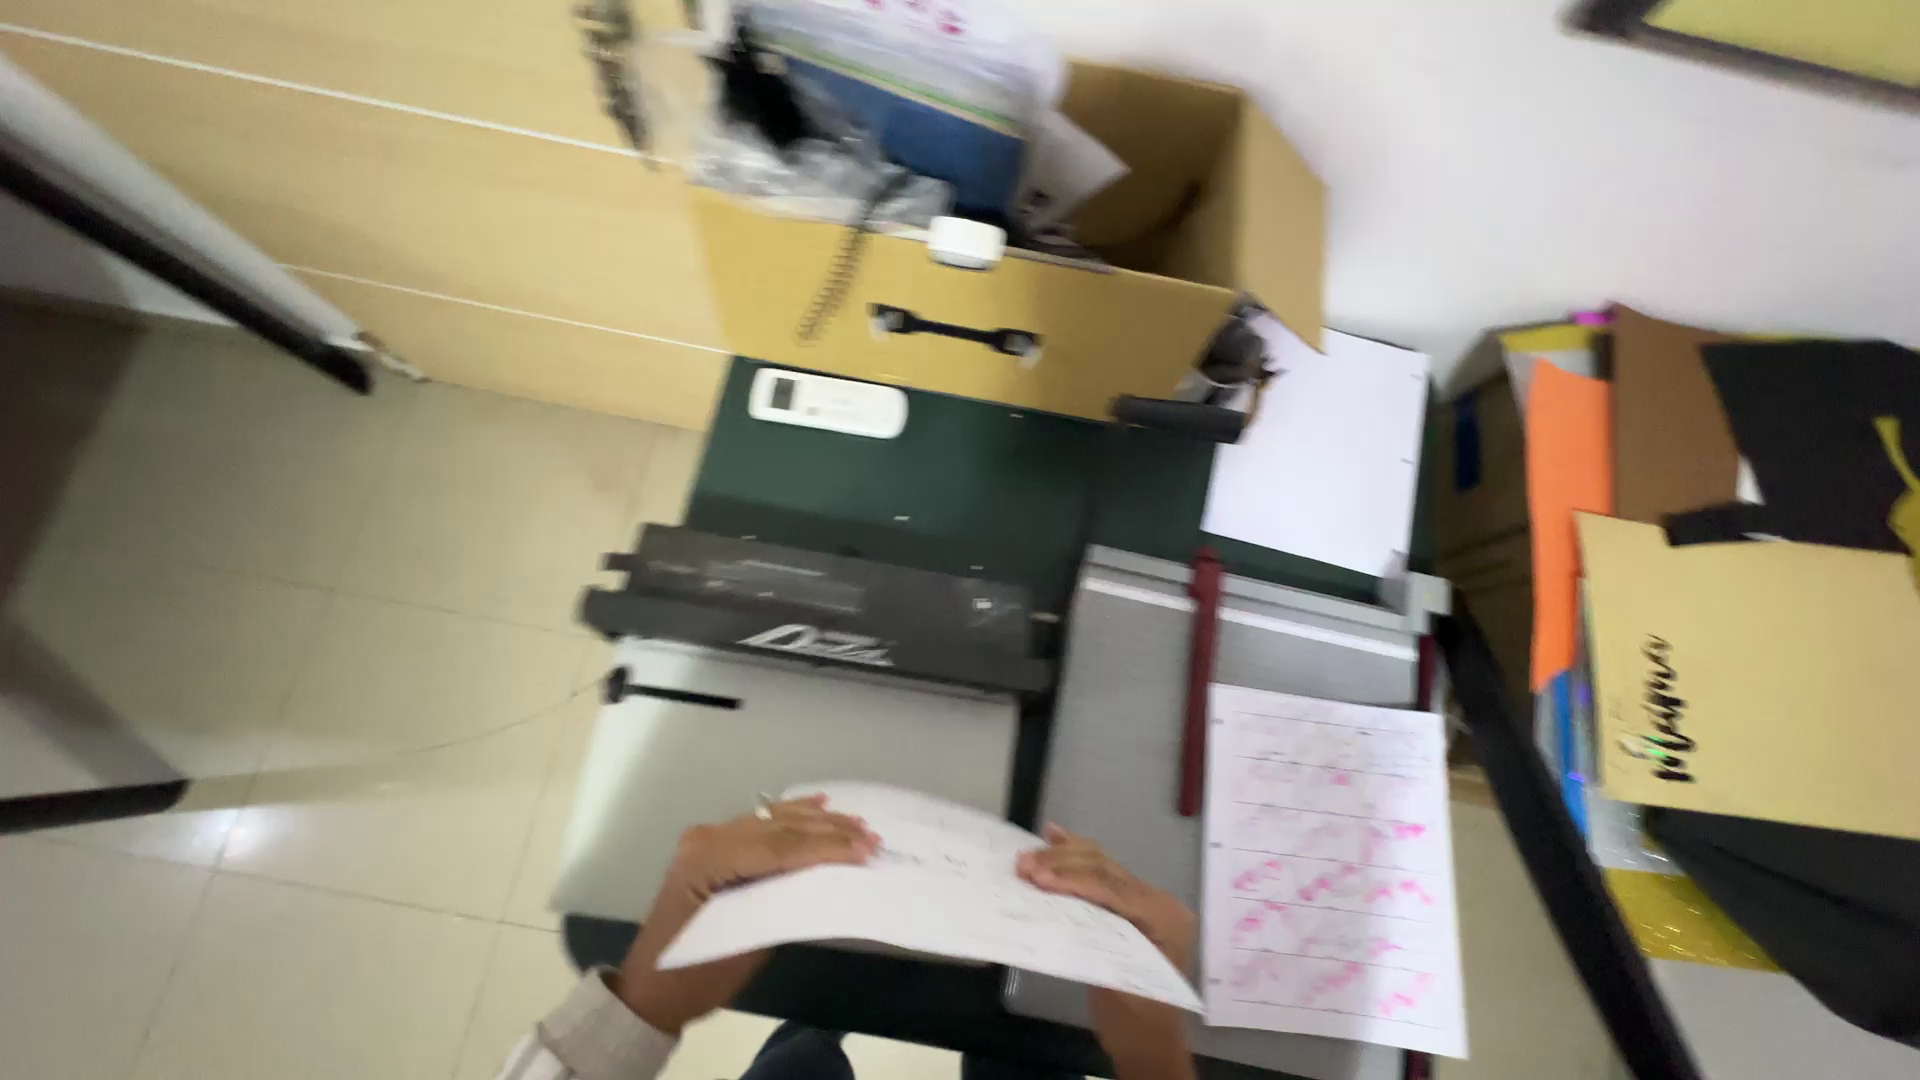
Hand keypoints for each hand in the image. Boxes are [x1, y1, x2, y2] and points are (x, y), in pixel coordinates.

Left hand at [613, 794, 879, 1033]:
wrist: (649, 989)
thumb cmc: (694, 976)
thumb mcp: (744, 944)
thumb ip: (782, 901)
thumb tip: (827, 876)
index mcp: (708, 860)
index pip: (780, 847)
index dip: (827, 847)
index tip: (866, 851)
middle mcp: (707, 837)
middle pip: (780, 828)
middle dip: (829, 832)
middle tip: (871, 837)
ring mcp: (709, 836)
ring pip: (774, 819)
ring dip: (818, 822)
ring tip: (857, 824)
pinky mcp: (715, 843)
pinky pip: (760, 822)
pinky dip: (792, 815)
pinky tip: (819, 804)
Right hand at [1016, 824, 1197, 1079]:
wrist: (1150, 1046)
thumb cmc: (1136, 1023)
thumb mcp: (1114, 985)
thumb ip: (1091, 940)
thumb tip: (1054, 906)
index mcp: (1164, 918)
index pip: (1113, 888)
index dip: (1073, 880)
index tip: (1037, 878)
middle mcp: (1158, 900)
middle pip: (1105, 868)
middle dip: (1061, 863)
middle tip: (1023, 865)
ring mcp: (1144, 898)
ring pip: (1100, 862)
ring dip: (1062, 856)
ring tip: (1027, 857)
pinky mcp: (1128, 901)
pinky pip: (1101, 870)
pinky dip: (1075, 854)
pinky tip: (1054, 835)